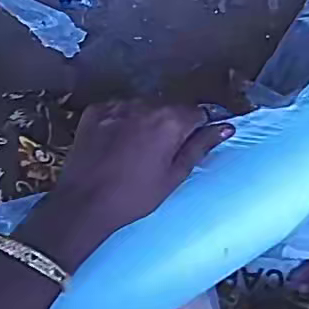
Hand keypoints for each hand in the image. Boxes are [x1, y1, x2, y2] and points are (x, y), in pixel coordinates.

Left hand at [16, 100, 232, 269]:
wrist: (84, 203)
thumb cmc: (135, 196)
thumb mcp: (174, 175)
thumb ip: (200, 146)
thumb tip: (225, 126)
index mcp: (170, 120)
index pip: (198, 111)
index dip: (198, 128)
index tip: (193, 143)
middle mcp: (145, 104)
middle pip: (170, 107)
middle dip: (173, 124)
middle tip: (164, 152)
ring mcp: (117, 105)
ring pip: (144, 106)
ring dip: (147, 121)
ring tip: (138, 150)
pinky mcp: (95, 111)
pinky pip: (119, 108)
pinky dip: (123, 120)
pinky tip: (118, 142)